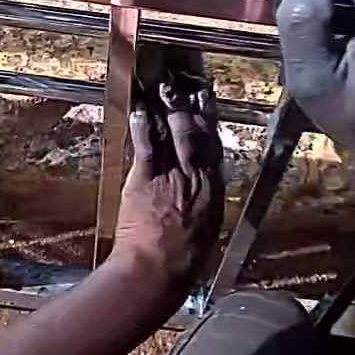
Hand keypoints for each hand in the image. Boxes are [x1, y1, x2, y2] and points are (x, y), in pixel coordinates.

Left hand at [112, 78, 223, 295]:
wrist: (157, 272)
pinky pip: (147, 146)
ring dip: (168, 107)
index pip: (214, 145)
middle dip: (190, 104)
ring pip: (174, 133)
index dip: (211, 118)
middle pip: (196, 132)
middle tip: (185, 81)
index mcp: (213, 189)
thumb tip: (204, 188)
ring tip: (164, 85)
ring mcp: (171, 176)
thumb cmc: (183, 260)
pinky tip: (140, 108)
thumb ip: (205, 202)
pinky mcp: (145, 180)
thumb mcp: (207, 229)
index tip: (207, 98)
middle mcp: (196, 177)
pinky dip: (143, 125)